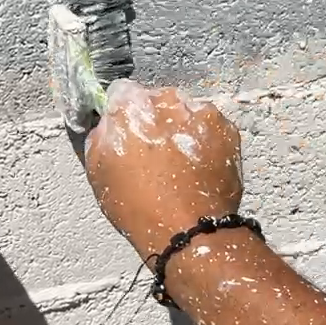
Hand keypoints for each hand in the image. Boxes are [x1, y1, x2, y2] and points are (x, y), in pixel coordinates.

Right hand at [83, 79, 244, 260]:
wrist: (188, 231)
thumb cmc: (137, 205)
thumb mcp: (98, 171)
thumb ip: (100, 135)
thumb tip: (108, 122)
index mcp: (130, 104)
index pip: (122, 92)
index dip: (123, 113)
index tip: (127, 132)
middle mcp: (167, 99)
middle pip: (158, 101)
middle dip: (156, 120)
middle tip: (154, 154)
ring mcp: (201, 113)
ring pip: (187, 113)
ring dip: (182, 129)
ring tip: (180, 166)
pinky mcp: (227, 130)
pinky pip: (211, 128)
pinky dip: (207, 142)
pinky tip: (199, 169)